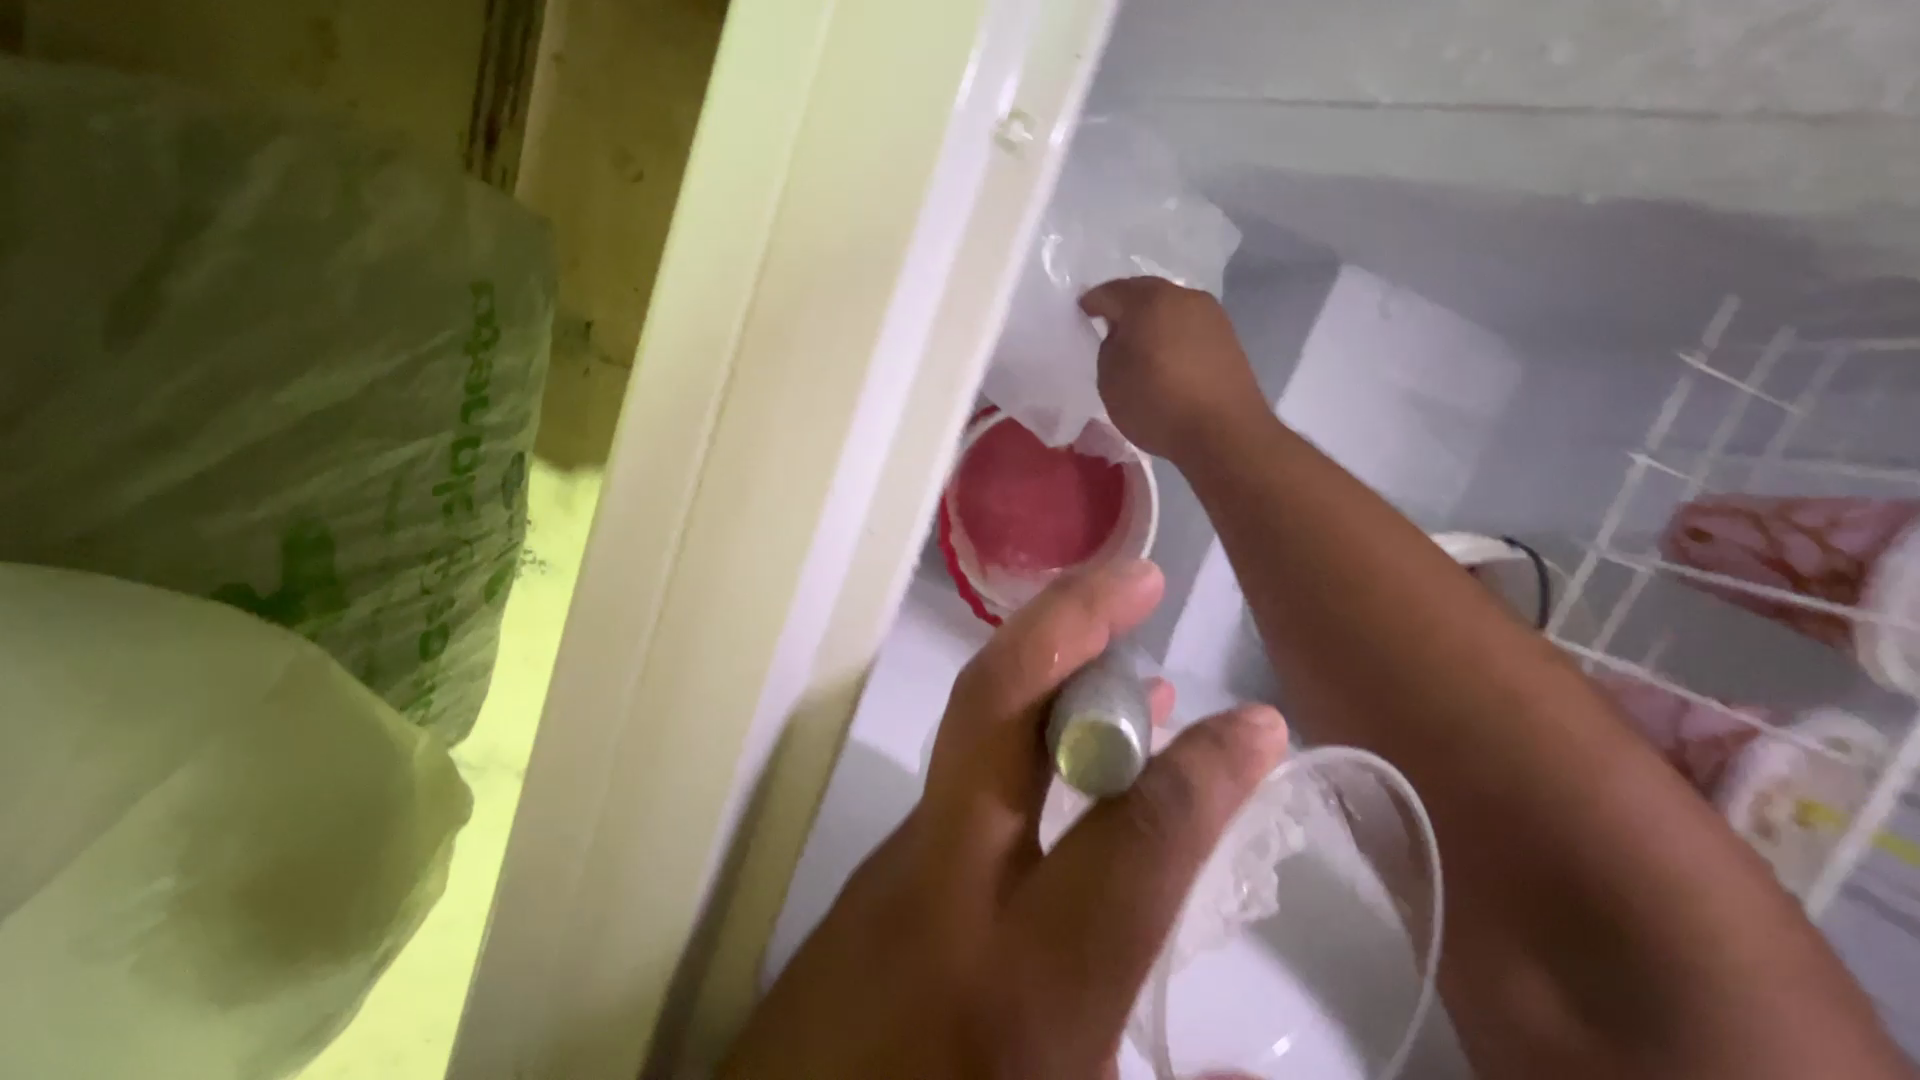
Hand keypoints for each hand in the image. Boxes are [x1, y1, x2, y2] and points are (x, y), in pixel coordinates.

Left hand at [721, 559, 1288, 1078]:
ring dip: (1048, 674)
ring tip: (1125, 660)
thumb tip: (1250, 1063)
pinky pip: (960, 783)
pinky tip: (1063, 775)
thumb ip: (1162, 1067)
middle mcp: (950, 894)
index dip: (1208, 770)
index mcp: (1029, 976)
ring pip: (973, 735)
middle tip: (1140, 576)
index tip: (1260, 723)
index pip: (1136, 834)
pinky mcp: (872, 877)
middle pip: (996, 710)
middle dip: (1070, 623)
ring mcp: (894, 869)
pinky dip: (1020, 748)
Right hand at [1081, 278, 1268, 461]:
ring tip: (1140, 342)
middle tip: (1110, 324)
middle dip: (1125, 305)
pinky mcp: (1228, 336)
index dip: (1093, 303)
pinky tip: (1168, 355)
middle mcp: (1182, 296)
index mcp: (1148, 300)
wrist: (1223, 432)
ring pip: (1170, 307)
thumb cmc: (1157, 404)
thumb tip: (1123, 335)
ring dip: (1153, 319)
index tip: (1083, 314)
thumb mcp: (1110, 379)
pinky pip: (1189, 326)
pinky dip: (1174, 335)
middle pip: (1145, 293)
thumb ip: (1109, 347)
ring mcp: (1211, 314)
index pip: (1110, 292)